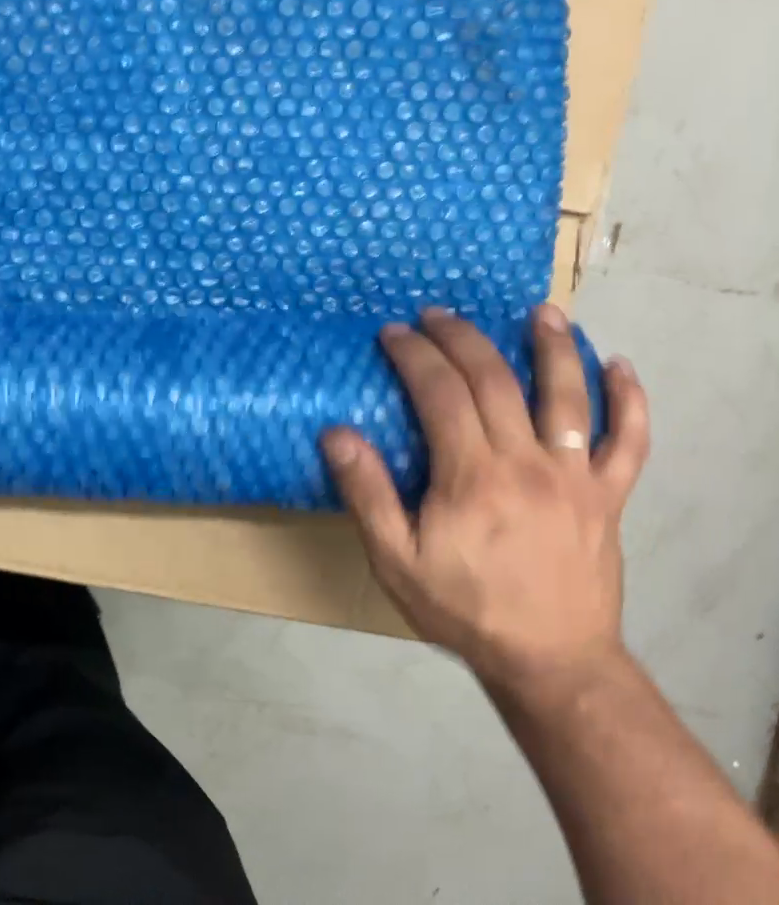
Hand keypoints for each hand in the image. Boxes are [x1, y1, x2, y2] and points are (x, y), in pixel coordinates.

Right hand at [321, 303, 649, 692]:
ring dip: (554, 348)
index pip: (443, 395)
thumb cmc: (460, 607)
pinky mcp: (607, 498)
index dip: (415, 357)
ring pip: (571, 398)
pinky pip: (631, 442)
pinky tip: (621, 369)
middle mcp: (530, 464)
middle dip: (464, 340)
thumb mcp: (393, 557)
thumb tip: (338, 433)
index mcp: (473, 476)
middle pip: (498, 383)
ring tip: (542, 310)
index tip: (392, 333)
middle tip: (437, 313)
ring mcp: (578, 479)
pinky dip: (630, 401)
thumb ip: (367, 493)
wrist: (551, 658)